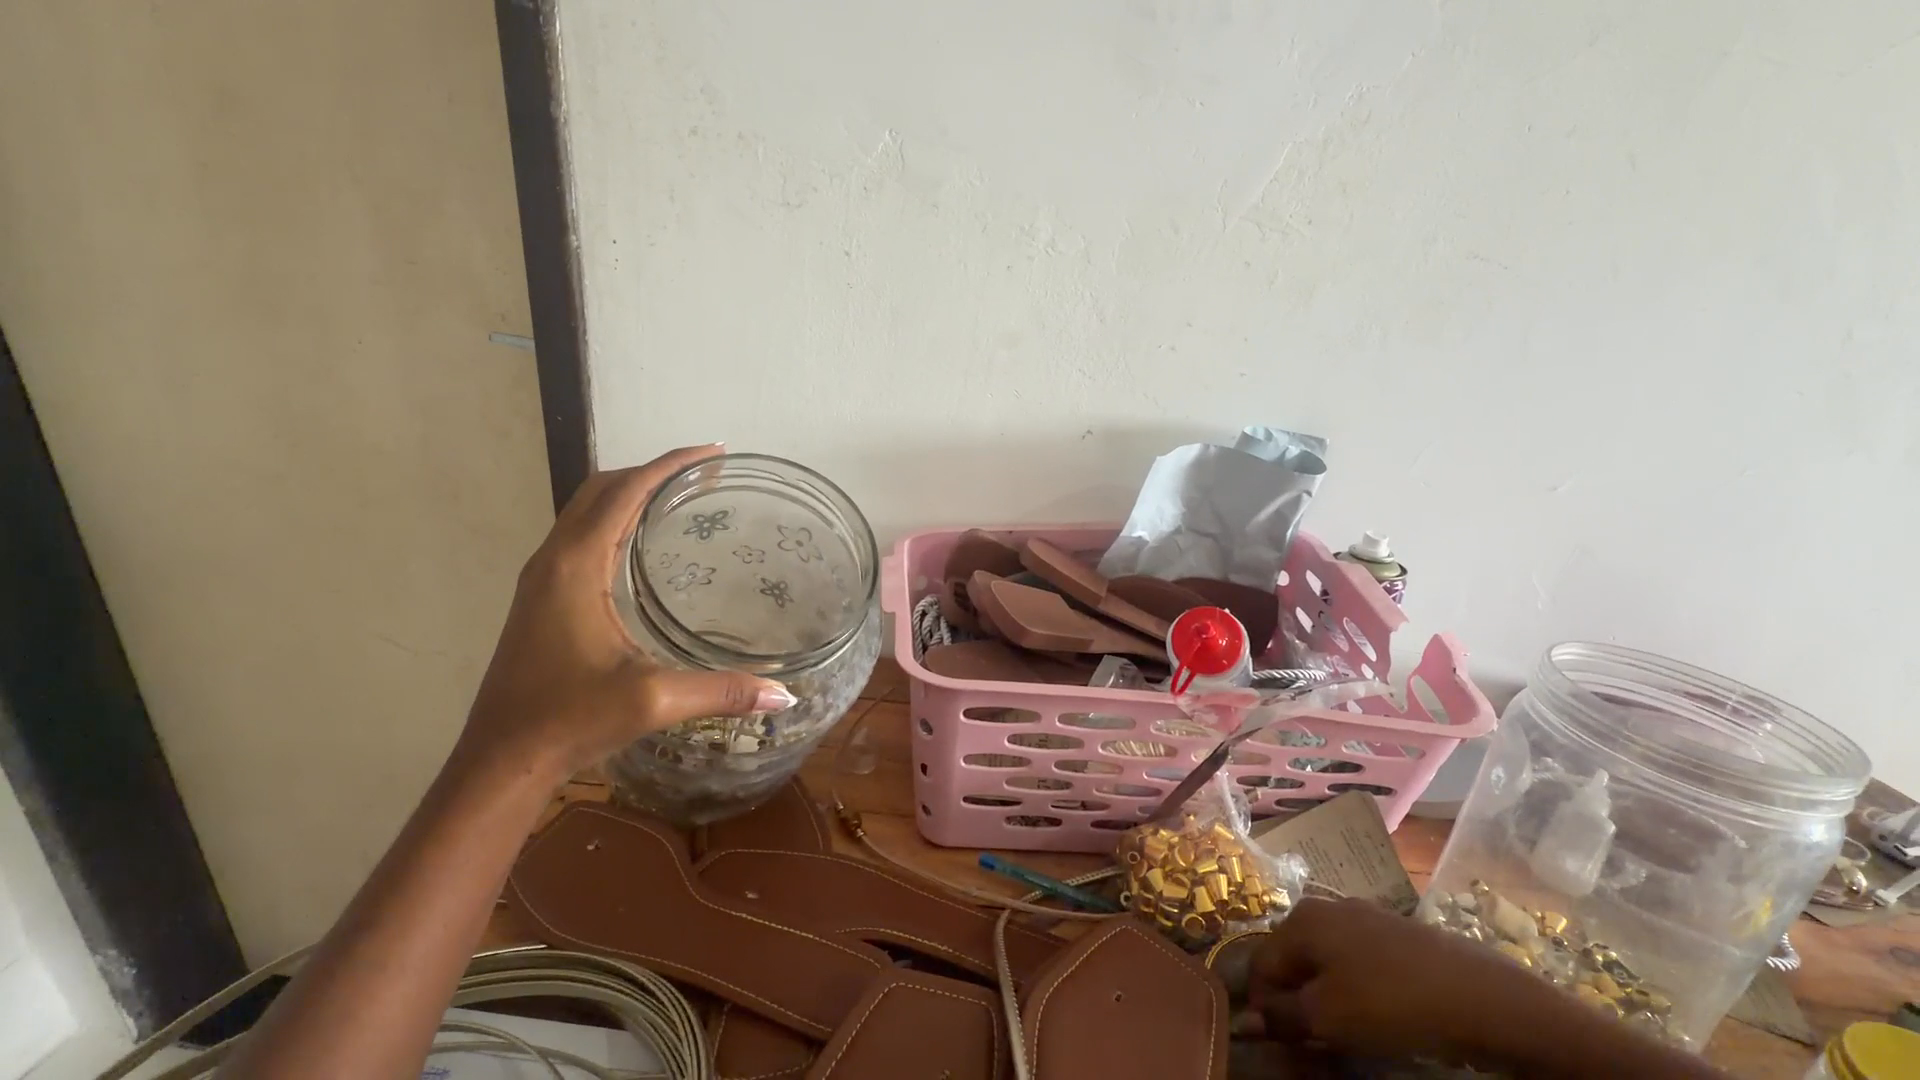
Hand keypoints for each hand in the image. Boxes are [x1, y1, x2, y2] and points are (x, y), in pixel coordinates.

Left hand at [456, 445, 794, 783]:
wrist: (500, 760)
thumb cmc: (568, 719)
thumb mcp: (652, 700)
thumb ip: (721, 691)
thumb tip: (784, 693)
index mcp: (575, 565)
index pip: (625, 490)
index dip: (670, 464)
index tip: (714, 453)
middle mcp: (553, 560)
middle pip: (601, 489)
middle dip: (651, 471)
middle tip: (703, 476)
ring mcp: (542, 580)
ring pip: (585, 512)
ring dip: (629, 494)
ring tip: (679, 501)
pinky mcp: (540, 600)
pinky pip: (580, 538)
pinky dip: (614, 522)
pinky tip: (643, 551)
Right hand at [1247, 897, 1586, 1067]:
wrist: (1484, 998)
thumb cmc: (1391, 1003)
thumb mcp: (1327, 1018)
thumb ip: (1282, 1016)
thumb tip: (1247, 1020)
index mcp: (1301, 919)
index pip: (1260, 965)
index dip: (1263, 1007)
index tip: (1280, 1042)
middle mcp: (1326, 906)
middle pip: (1293, 958)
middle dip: (1296, 999)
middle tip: (1314, 1039)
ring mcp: (1366, 915)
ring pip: (1327, 960)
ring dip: (1326, 995)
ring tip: (1345, 1030)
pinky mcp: (1399, 932)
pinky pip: (1359, 960)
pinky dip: (1357, 987)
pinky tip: (1377, 1012)